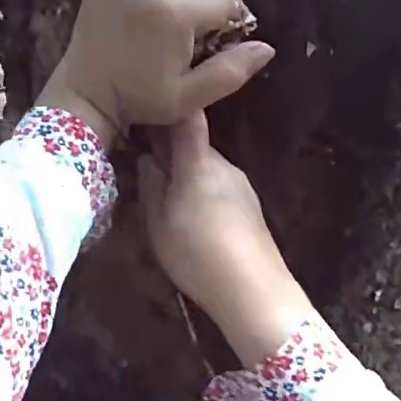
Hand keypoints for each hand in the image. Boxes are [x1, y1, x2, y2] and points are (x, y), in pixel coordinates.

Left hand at [37, 0, 274, 142]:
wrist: (84, 92)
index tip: (219, 44)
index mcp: (175, 12)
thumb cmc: (139, 99)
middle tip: (197, 37)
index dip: (231, 23)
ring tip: (174, 23)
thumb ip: (231, 72)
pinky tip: (153, 7)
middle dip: (209, 6)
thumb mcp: (190, 96)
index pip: (227, 1)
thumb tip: (267, 47)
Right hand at [139, 113, 314, 366]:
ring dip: (188, 176)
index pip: (187, 119)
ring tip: (170, 205)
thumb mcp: (158, 223)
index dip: (170, 110)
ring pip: (207, 168)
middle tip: (147, 172)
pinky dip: (204, 193)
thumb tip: (147, 159)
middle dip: (171, 153)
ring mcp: (241, 185)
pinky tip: (197, 222)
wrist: (253, 290)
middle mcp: (224, 165)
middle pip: (194, 147)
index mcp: (198, 163)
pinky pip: (220, 187)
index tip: (148, 113)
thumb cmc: (196, 253)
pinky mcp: (251, 205)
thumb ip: (151, 186)